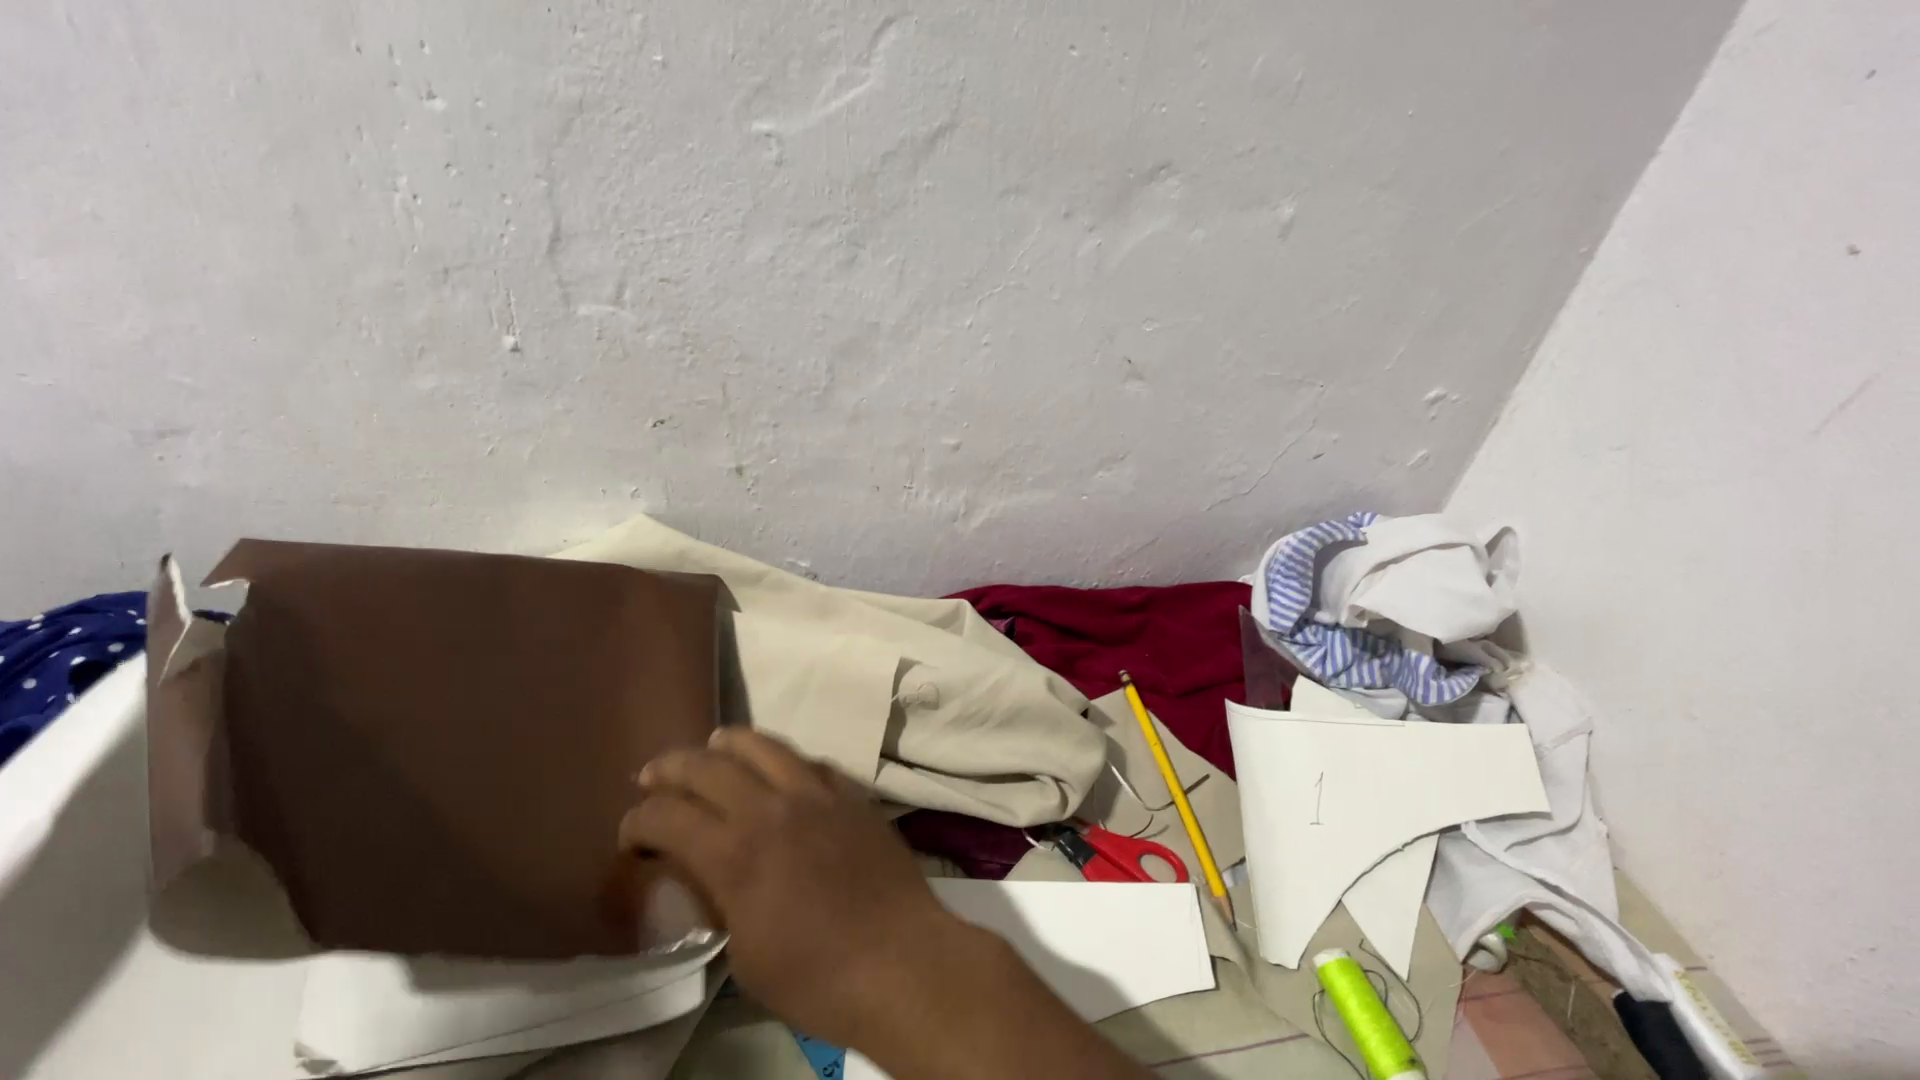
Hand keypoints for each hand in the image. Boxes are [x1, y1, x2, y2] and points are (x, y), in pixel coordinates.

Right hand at [620, 728, 974, 1045]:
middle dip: (670, 768)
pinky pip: (811, 762)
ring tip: (712, 747)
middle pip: (707, 766)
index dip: (638, 822)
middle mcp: (771, 808)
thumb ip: (720, 903)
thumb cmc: (816, 978)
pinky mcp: (854, 796)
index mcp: (734, 853)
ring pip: (763, 745)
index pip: (667, 816)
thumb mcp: (744, 955)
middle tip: (652, 777)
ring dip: (727, 744)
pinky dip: (784, 762)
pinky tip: (780, 770)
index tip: (632, 836)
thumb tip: (712, 878)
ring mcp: (817, 795)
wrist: (900, 961)